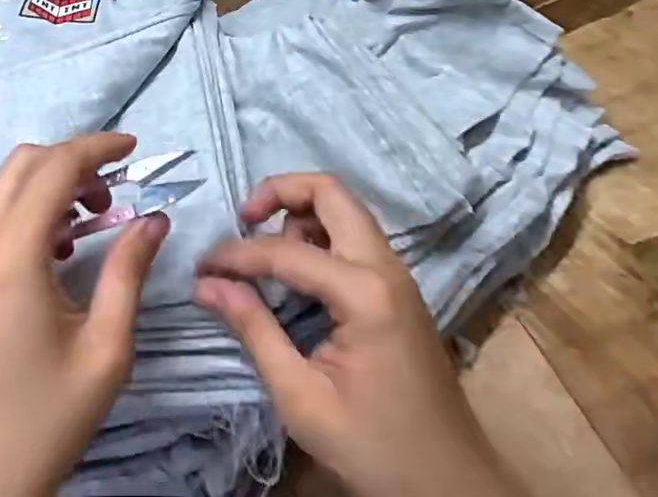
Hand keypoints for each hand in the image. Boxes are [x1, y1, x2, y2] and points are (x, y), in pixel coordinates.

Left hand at [0, 132, 170, 496]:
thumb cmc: (41, 420)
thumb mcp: (103, 351)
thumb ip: (129, 273)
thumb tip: (154, 219)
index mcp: (11, 252)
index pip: (55, 167)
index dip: (97, 146)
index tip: (134, 145)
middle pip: (24, 163)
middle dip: (73, 159)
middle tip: (116, 187)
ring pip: (5, 186)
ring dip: (50, 183)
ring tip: (95, 217)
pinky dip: (29, 208)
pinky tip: (61, 246)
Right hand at [194, 173, 520, 496]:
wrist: (455, 489)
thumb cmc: (376, 449)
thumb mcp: (301, 398)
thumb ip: (253, 329)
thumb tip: (206, 284)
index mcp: (365, 294)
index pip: (284, 250)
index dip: (235, 255)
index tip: (202, 268)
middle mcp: (385, 267)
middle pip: (329, 191)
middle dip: (278, 191)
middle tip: (243, 219)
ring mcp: (396, 274)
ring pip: (342, 207)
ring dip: (298, 211)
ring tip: (266, 252)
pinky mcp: (395, 287)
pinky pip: (351, 234)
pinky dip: (316, 232)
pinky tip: (295, 270)